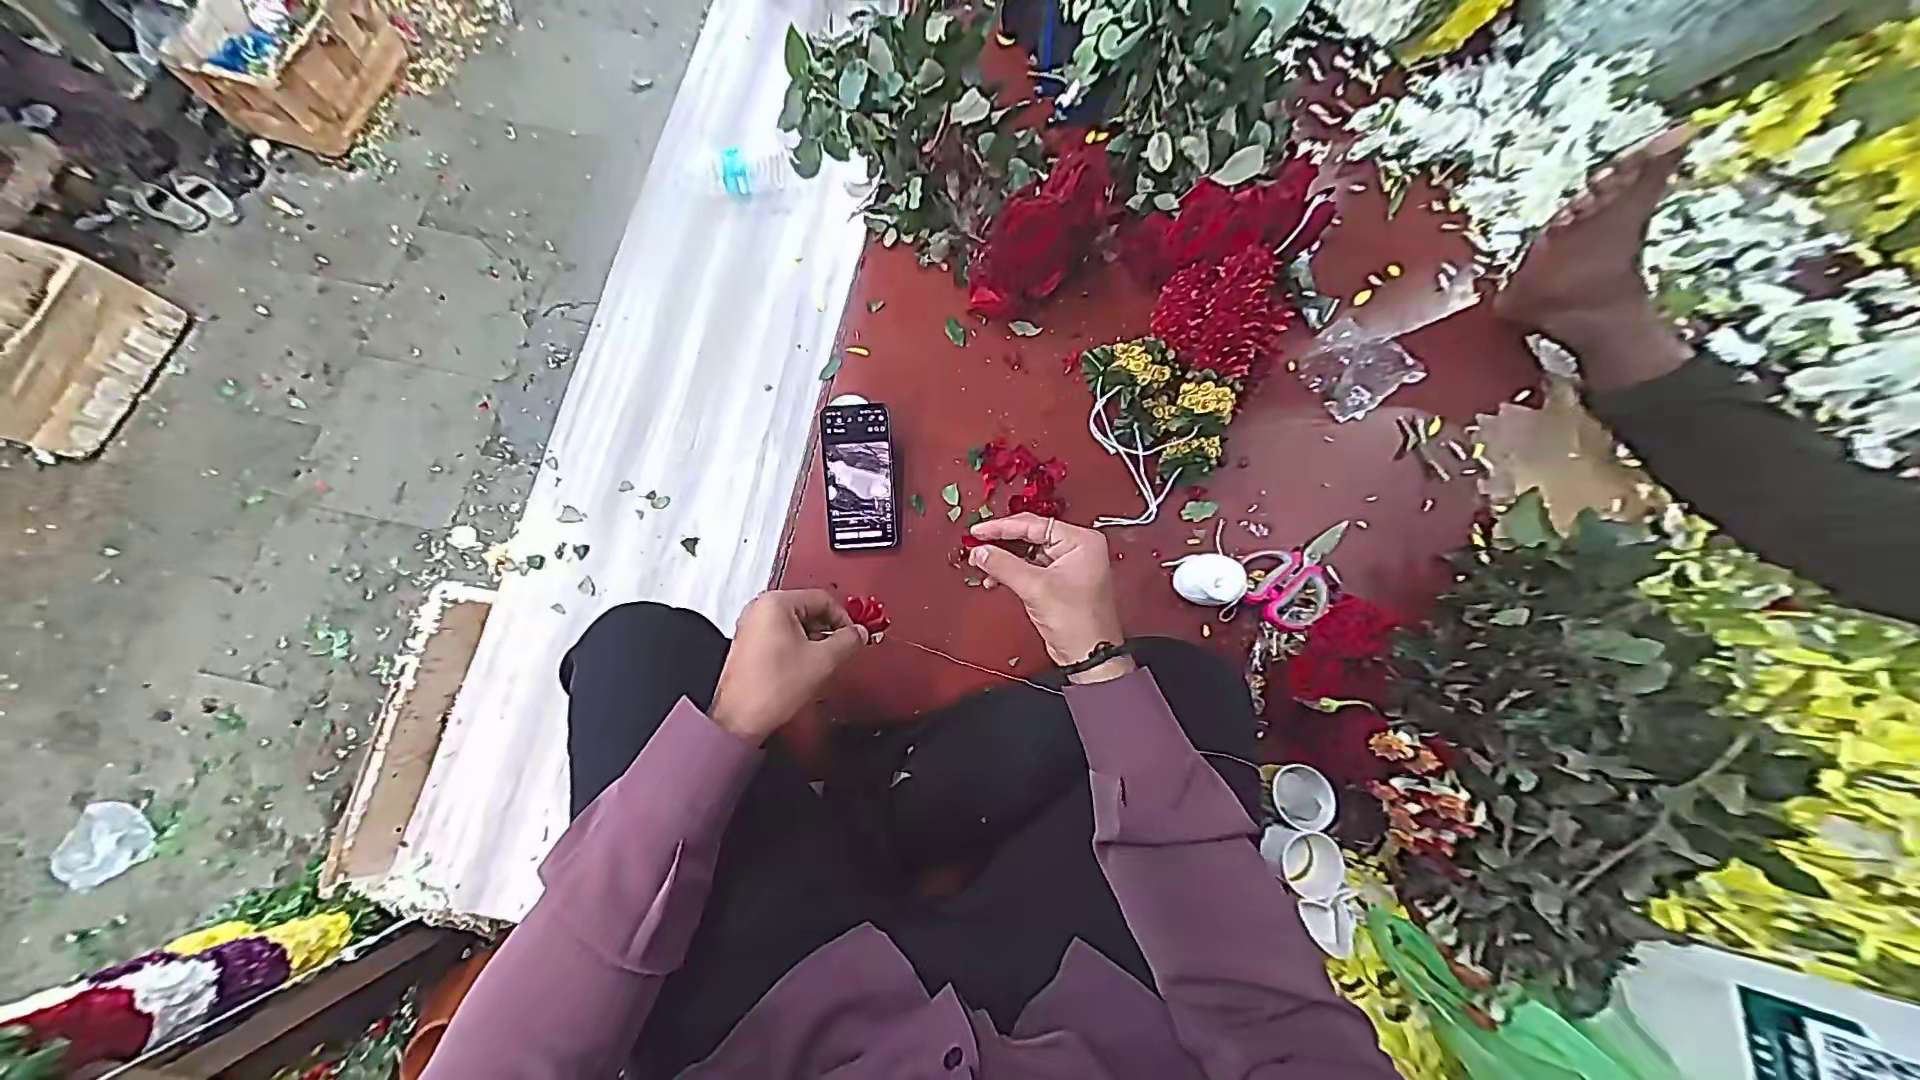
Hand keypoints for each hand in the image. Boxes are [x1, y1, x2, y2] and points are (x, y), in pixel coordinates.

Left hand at [710, 590, 868, 741]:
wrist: (740, 719)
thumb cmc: (771, 688)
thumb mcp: (823, 660)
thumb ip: (848, 640)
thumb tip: (858, 633)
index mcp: (776, 603)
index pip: (822, 599)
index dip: (843, 618)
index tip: (853, 635)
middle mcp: (760, 609)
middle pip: (809, 609)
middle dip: (828, 629)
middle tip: (841, 648)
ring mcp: (752, 626)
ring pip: (796, 623)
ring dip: (814, 639)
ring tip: (823, 661)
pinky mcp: (749, 643)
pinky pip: (782, 635)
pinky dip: (798, 646)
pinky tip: (805, 666)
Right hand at [967, 514, 1134, 682]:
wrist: (1088, 656)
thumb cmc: (1078, 622)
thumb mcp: (1036, 588)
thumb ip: (1004, 565)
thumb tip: (981, 551)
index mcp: (1080, 540)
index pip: (1034, 524)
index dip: (1003, 527)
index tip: (979, 531)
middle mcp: (1077, 548)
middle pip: (1031, 535)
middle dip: (1001, 542)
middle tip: (976, 544)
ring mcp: (1068, 564)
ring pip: (1028, 551)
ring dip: (1004, 558)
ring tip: (981, 562)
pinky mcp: (1059, 580)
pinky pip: (1031, 567)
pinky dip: (1012, 571)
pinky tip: (994, 577)